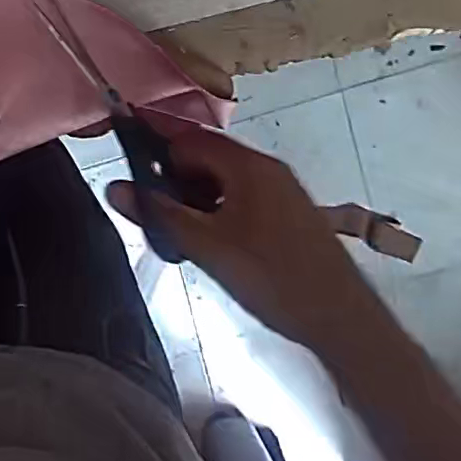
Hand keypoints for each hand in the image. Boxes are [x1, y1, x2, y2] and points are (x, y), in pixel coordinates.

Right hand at [107, 120, 371, 346]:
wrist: (344, 321)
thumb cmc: (273, 279)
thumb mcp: (208, 248)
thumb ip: (160, 215)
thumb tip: (116, 188)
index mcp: (246, 164)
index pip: (188, 138)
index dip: (158, 152)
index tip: (135, 172)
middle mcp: (266, 166)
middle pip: (206, 156)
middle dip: (177, 180)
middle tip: (160, 214)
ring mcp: (282, 188)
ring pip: (224, 178)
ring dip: (198, 197)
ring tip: (185, 233)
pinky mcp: (290, 211)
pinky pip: (244, 195)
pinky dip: (221, 208)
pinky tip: (215, 242)